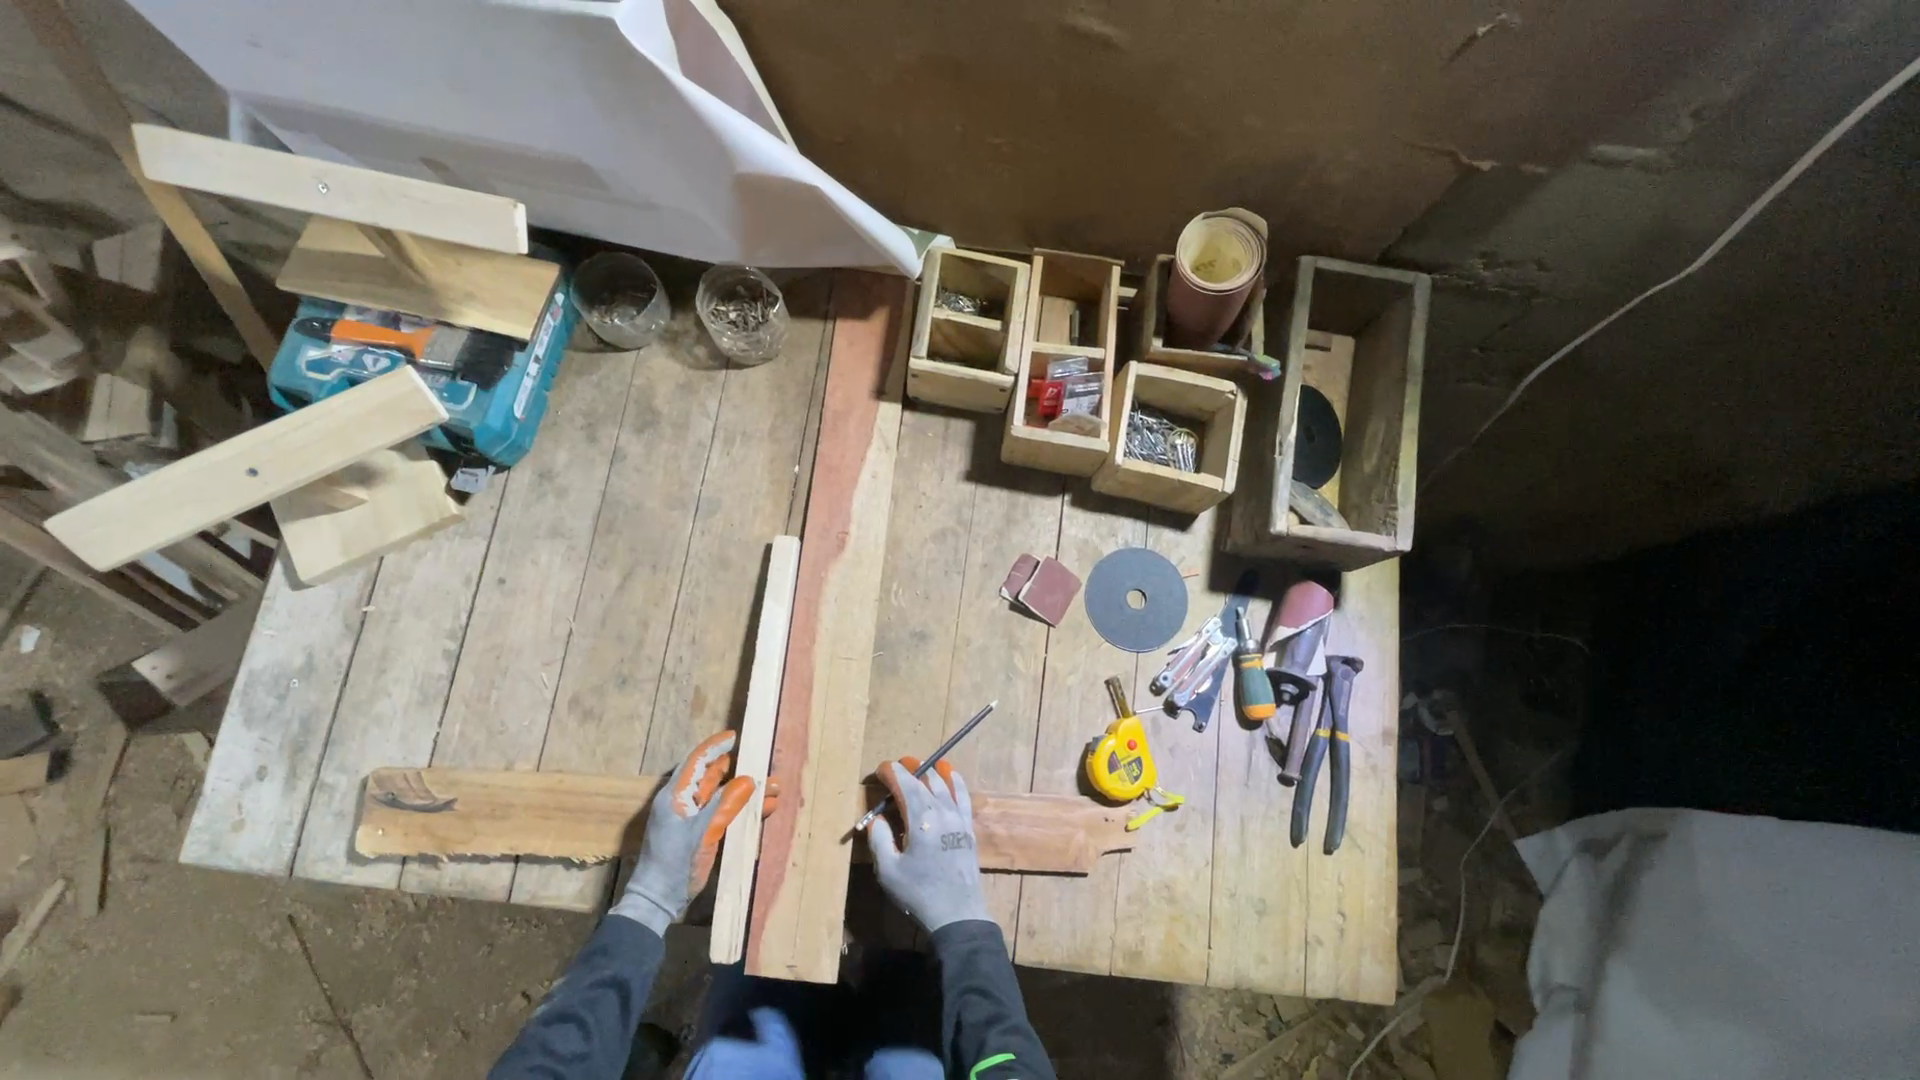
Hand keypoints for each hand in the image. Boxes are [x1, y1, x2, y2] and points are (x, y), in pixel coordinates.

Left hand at [611, 732, 773, 934]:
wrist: (659, 901)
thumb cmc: (674, 863)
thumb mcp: (702, 833)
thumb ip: (725, 805)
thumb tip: (749, 780)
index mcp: (675, 797)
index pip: (696, 763)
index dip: (715, 748)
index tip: (735, 738)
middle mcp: (684, 804)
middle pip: (713, 779)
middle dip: (740, 771)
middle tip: (764, 764)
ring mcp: (693, 820)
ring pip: (723, 797)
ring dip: (747, 792)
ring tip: (775, 788)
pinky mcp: (702, 834)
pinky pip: (725, 815)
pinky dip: (744, 810)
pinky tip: (766, 808)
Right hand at [865, 757, 990, 933]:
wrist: (957, 913)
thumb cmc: (918, 893)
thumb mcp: (888, 870)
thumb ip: (880, 839)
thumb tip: (877, 818)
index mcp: (921, 818)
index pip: (905, 784)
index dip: (892, 773)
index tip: (880, 770)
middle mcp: (942, 810)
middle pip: (925, 779)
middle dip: (909, 769)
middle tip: (896, 767)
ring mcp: (958, 817)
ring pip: (944, 783)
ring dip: (929, 772)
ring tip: (918, 765)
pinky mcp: (968, 827)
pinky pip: (963, 795)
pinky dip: (954, 780)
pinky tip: (950, 774)